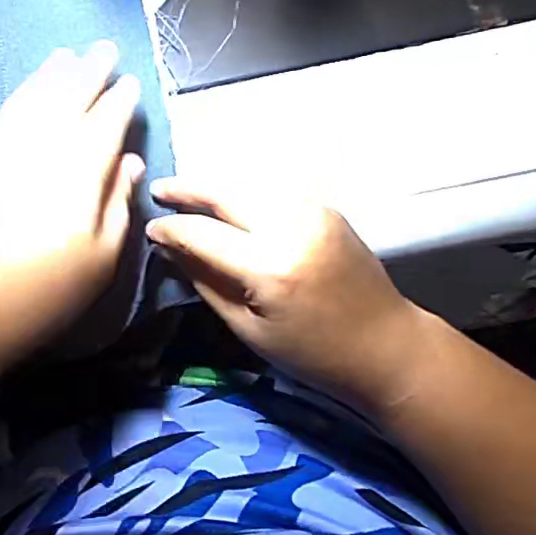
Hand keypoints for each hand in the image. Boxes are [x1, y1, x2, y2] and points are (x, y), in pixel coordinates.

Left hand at [0, 42, 143, 376]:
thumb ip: (117, 206)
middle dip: (87, 73)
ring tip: (62, 55)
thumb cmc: (41, 298)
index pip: (103, 126)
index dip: (118, 102)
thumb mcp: (98, 263)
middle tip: (103, 49)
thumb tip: (128, 161)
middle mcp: (33, 153)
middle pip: (64, 102)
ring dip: (43, 76)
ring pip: (20, 103)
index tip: (129, 82)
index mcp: (74, 177)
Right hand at [146, 177, 438, 411]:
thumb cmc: (311, 353)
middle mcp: (291, 227)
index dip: (171, 229)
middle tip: (159, 189)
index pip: (203, 233)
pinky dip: (247, 188)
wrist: (385, 346)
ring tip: (188, 191)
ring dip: (217, 183)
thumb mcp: (247, 329)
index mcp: (270, 268)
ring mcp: (313, 211)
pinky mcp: (326, 208)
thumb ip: (205, 281)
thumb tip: (170, 248)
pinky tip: (230, 198)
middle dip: (188, 188)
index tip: (150, 229)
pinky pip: (275, 188)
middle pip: (226, 192)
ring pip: (250, 181)